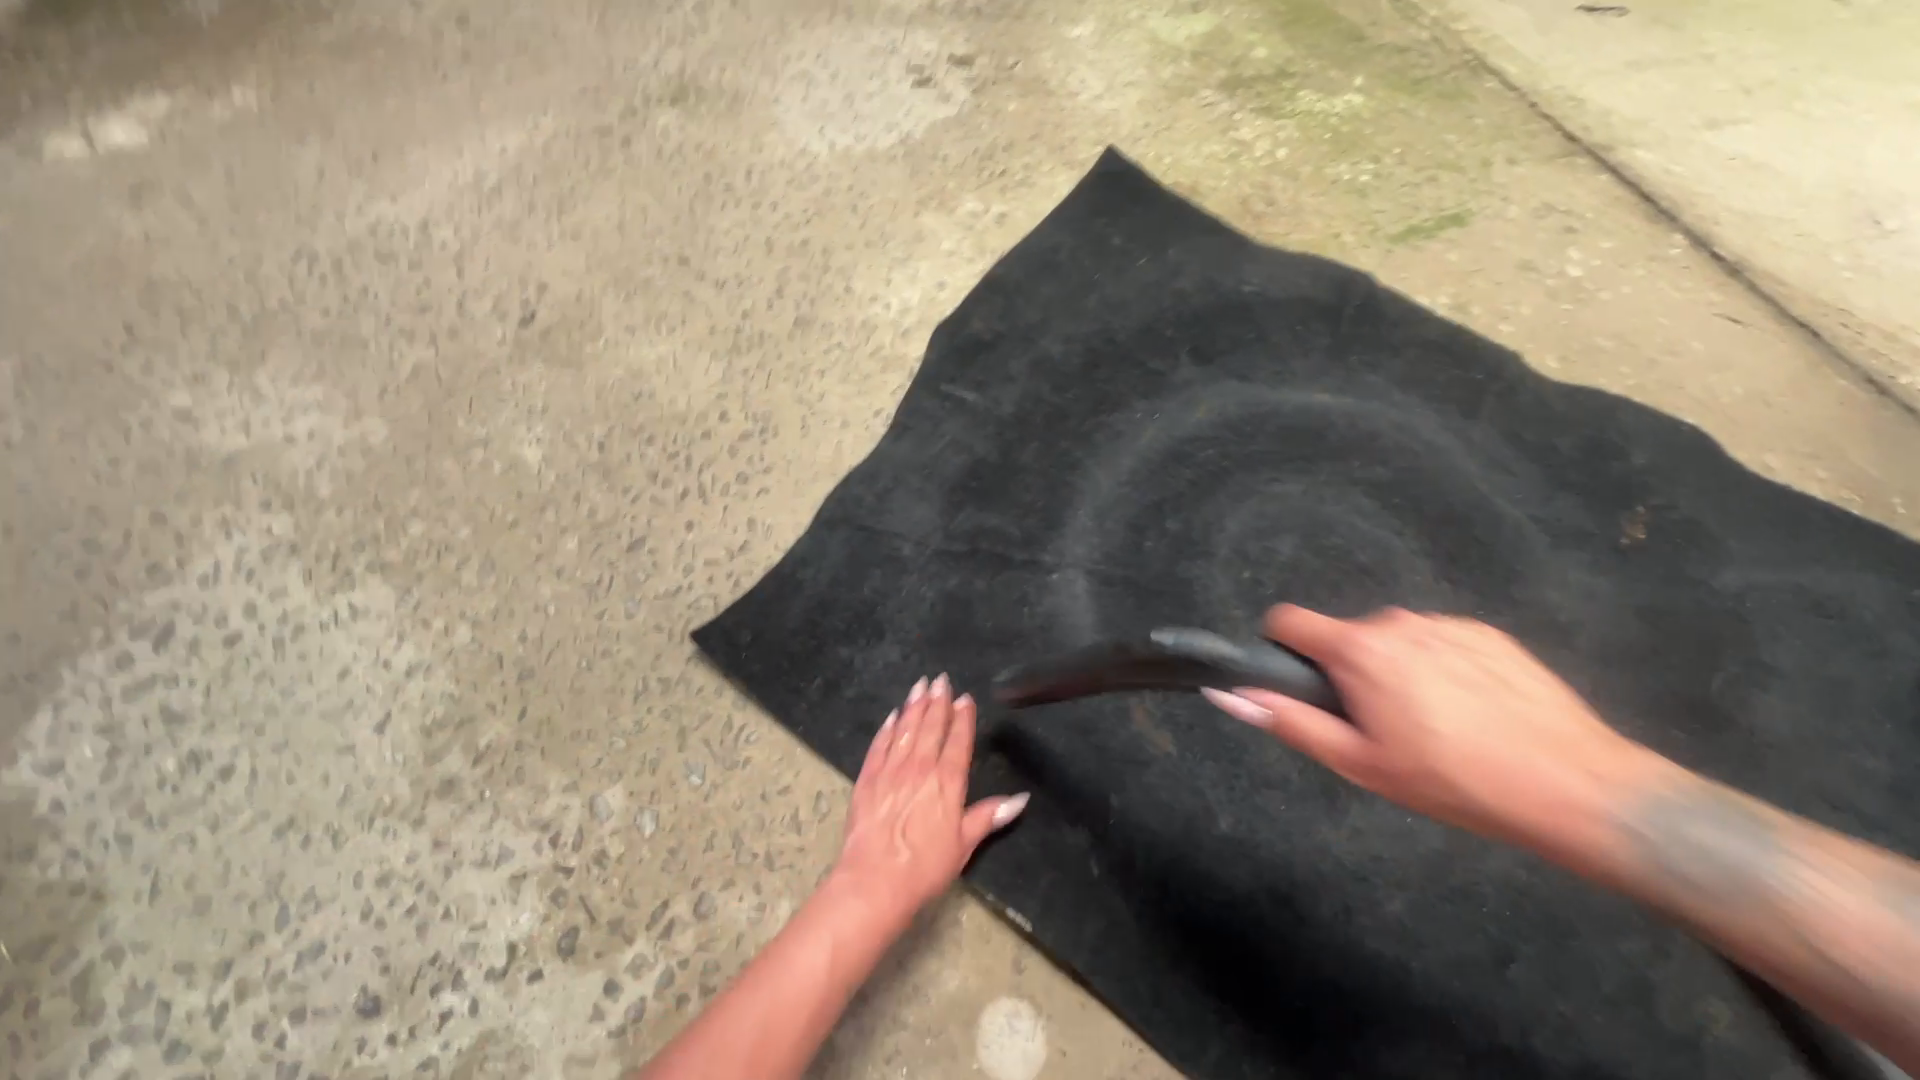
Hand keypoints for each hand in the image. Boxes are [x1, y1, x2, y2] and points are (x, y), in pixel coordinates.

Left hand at [830, 674, 1029, 923]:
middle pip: (931, 727)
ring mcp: (890, 771)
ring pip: (905, 729)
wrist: (874, 881)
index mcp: (948, 782)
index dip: (963, 718)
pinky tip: (892, 717)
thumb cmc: (925, 867)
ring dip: (914, 706)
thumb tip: (1021, 798)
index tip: (965, 698)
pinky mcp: (866, 779)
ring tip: (920, 685)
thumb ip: (989, 816)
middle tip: (941, 680)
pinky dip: (886, 729)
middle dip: (937, 702)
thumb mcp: (964, 844)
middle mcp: (920, 768)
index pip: (958, 741)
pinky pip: (878, 746)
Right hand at [1202, 605, 1658, 851]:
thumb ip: (1289, 721)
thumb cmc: (1450, 780)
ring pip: (1394, 641)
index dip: (1281, 649)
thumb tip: (1229, 694)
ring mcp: (1448, 623)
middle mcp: (1398, 621)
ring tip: (1433, 727)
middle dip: (1347, 672)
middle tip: (1378, 729)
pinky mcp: (1489, 634)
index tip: (1302, 687)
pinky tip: (1471, 714)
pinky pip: (1440, 643)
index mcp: (1358, 649)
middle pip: (1346, 637)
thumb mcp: (1358, 763)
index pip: (1288, 619)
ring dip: (1394, 671)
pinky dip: (1438, 669)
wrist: (1573, 785)